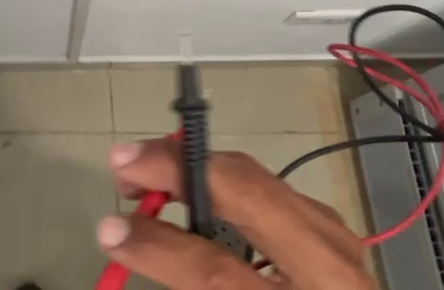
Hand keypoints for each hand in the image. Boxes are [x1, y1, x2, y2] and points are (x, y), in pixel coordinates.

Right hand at [96, 137, 375, 289]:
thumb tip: (133, 242)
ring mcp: (335, 238)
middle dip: (176, 167)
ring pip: (255, 176)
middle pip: (246, 193)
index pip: (217, 271)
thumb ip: (195, 282)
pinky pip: (266, 186)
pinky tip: (190, 184)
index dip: (157, 246)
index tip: (109, 230)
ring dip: (193, 164)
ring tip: (144, 169)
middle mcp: (329, 267)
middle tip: (121, 164)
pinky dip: (222, 178)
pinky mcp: (329, 226)